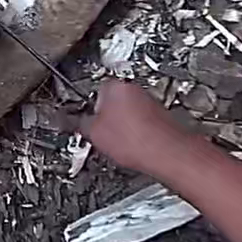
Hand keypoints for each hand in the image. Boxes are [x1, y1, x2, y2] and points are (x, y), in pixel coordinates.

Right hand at [78, 79, 194, 178]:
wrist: (168, 154)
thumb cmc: (136, 140)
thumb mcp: (93, 133)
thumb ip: (79, 122)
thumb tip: (73, 121)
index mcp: (114, 86)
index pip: (92, 91)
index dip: (85, 108)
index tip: (83, 119)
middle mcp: (133, 89)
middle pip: (110, 100)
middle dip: (104, 117)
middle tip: (99, 133)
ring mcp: (148, 101)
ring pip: (125, 111)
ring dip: (120, 125)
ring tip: (118, 143)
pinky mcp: (160, 115)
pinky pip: (139, 121)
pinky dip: (135, 132)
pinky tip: (132, 146)